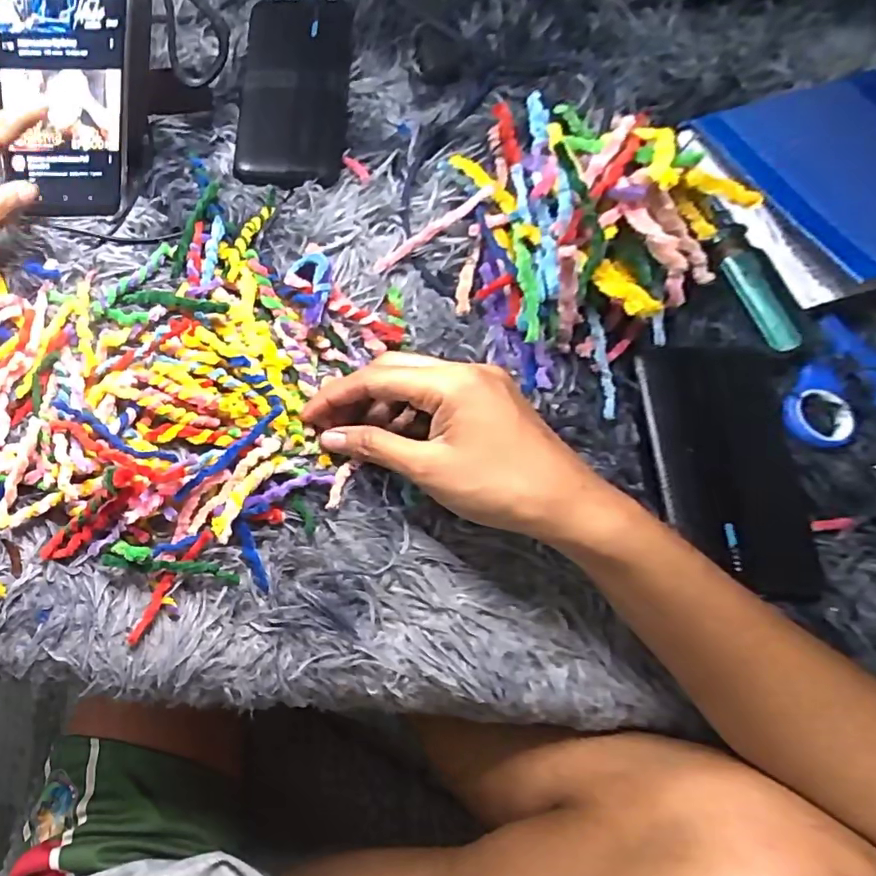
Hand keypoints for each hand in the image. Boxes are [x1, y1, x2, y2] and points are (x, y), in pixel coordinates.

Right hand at [301, 353, 637, 546]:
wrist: (567, 505)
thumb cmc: (497, 487)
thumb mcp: (427, 468)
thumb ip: (374, 446)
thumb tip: (329, 438)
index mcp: (452, 381)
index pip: (378, 377)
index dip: (336, 396)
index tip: (307, 418)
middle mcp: (465, 372)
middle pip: (393, 370)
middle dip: (355, 396)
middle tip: (327, 426)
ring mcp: (478, 384)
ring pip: (412, 383)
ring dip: (379, 406)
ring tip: (355, 438)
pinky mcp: (485, 401)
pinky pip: (432, 397)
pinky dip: (405, 415)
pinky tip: (391, 439)